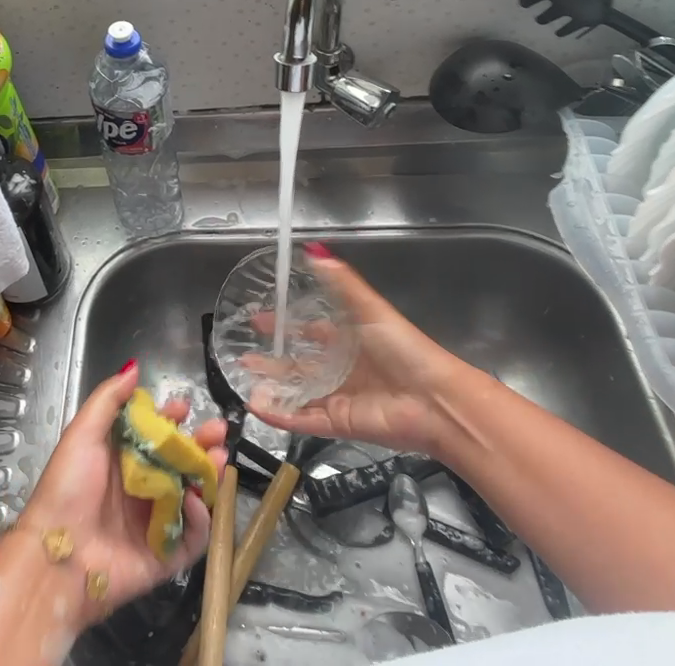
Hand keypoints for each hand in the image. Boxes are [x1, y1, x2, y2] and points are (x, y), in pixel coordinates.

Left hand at [15, 362, 226, 622]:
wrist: (58, 555)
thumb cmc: (68, 488)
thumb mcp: (82, 434)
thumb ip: (110, 400)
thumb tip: (134, 366)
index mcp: (120, 461)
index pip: (154, 436)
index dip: (171, 420)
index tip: (184, 407)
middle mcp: (140, 489)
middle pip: (180, 462)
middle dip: (200, 443)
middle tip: (218, 430)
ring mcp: (154, 522)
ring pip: (193, 495)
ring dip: (208, 474)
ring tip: (219, 456)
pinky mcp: (165, 555)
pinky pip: (192, 535)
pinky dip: (199, 518)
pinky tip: (194, 500)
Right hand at [247, 244, 470, 452]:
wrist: (432, 399)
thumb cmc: (403, 349)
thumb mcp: (370, 309)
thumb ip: (342, 283)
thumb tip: (315, 251)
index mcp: (350, 341)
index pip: (312, 331)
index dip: (286, 325)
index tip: (259, 320)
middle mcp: (342, 369)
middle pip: (300, 365)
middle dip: (272, 360)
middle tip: (242, 354)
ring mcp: (339, 397)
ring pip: (297, 394)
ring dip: (272, 389)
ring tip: (243, 380)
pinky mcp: (338, 422)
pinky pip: (303, 419)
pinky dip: (279, 415)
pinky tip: (256, 406)